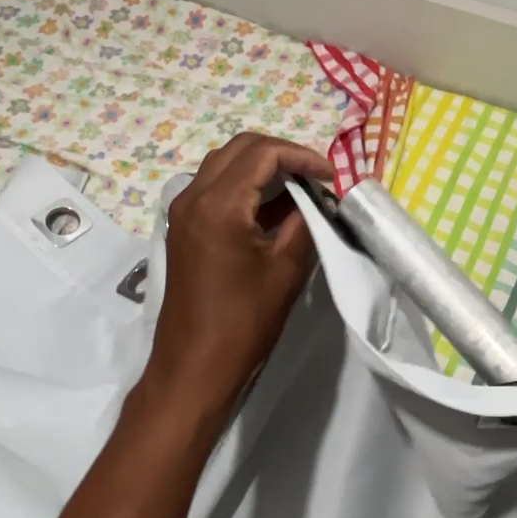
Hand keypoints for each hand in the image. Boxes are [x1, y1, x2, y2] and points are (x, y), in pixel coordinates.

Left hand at [139, 133, 334, 415]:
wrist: (193, 368)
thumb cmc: (243, 322)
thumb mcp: (285, 270)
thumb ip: (304, 223)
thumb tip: (322, 198)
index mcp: (218, 204)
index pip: (263, 153)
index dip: (302, 157)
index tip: (332, 177)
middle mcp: (193, 197)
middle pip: (241, 149)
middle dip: (282, 154)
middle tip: (316, 177)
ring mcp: (184, 212)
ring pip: (225, 165)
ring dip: (262, 168)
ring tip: (301, 189)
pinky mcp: (184, 229)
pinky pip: (215, 188)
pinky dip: (246, 187)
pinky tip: (275, 210)